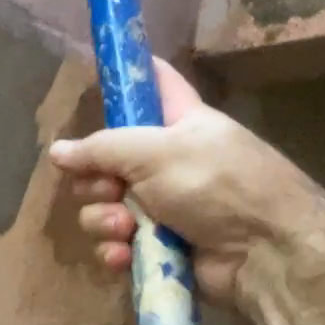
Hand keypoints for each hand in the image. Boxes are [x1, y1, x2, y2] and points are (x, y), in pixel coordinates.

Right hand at [47, 60, 311, 304]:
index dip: (131, 76)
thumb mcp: (158, 153)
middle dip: (95, 182)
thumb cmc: (221, 186)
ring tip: (126, 230)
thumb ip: (101, 148)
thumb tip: (57, 150)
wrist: (267, 255)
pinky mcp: (153, 244)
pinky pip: (112, 242)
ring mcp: (159, 206)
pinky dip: (114, 250)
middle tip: (111, 189)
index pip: (155, 86)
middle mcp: (167, 162)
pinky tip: (126, 254)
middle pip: (103, 161)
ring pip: (101, 206)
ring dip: (104, 220)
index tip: (102, 69)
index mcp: (180, 125)